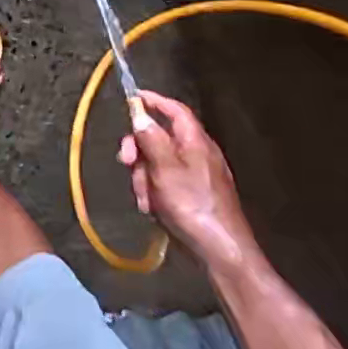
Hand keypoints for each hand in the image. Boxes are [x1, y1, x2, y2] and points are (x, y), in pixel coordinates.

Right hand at [117, 90, 258, 271]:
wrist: (221, 250)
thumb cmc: (192, 204)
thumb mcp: (165, 168)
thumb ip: (150, 138)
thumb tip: (139, 114)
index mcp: (195, 141)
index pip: (174, 110)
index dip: (154, 101)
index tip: (132, 98)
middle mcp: (197, 153)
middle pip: (159, 138)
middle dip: (139, 150)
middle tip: (126, 162)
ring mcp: (196, 176)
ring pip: (157, 163)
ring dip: (144, 178)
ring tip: (145, 198)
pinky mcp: (193, 196)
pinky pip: (165, 184)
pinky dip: (155, 192)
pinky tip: (153, 208)